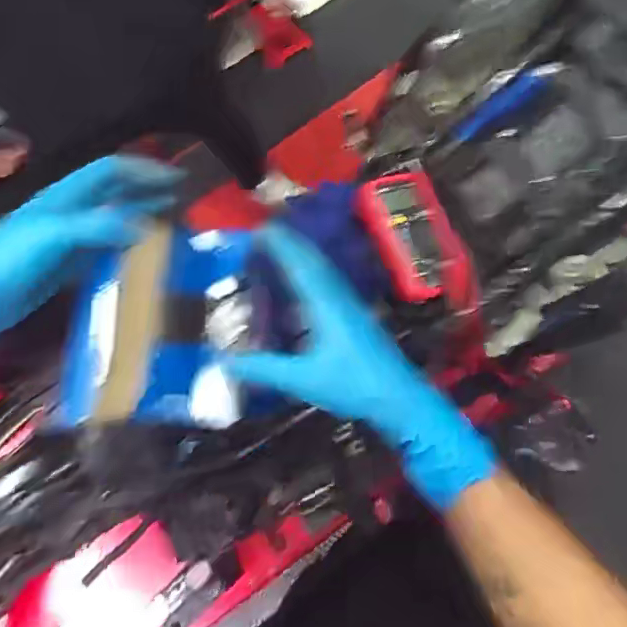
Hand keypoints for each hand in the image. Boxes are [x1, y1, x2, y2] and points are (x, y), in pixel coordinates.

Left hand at [0, 156, 180, 359]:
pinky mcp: (63, 270)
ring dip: (140, 218)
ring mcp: (65, 243)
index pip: (109, 172)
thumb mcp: (49, 238)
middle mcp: (67, 215)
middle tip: (180, 200)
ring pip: (111, 221)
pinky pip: (104, 251)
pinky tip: (141, 259)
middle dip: (146, 191)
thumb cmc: (0, 266)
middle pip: (113, 193)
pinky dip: (126, 249)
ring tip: (170, 225)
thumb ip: (95, 227)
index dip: (142, 170)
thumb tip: (143, 227)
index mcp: (62, 199)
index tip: (175, 180)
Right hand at [222, 224, 496, 508]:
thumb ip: (264, 369)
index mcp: (326, 304)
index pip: (300, 265)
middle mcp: (339, 297)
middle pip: (313, 261)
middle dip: (289, 243)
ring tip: (280, 248)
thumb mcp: (303, 379)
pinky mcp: (356, 316)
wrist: (400, 398)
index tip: (259, 229)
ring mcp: (350, 305)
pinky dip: (311, 274)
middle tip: (264, 232)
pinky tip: (303, 285)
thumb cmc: (354, 385)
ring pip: (323, 271)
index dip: (280, 244)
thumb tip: (225, 362)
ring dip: (301, 256)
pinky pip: (328, 284)